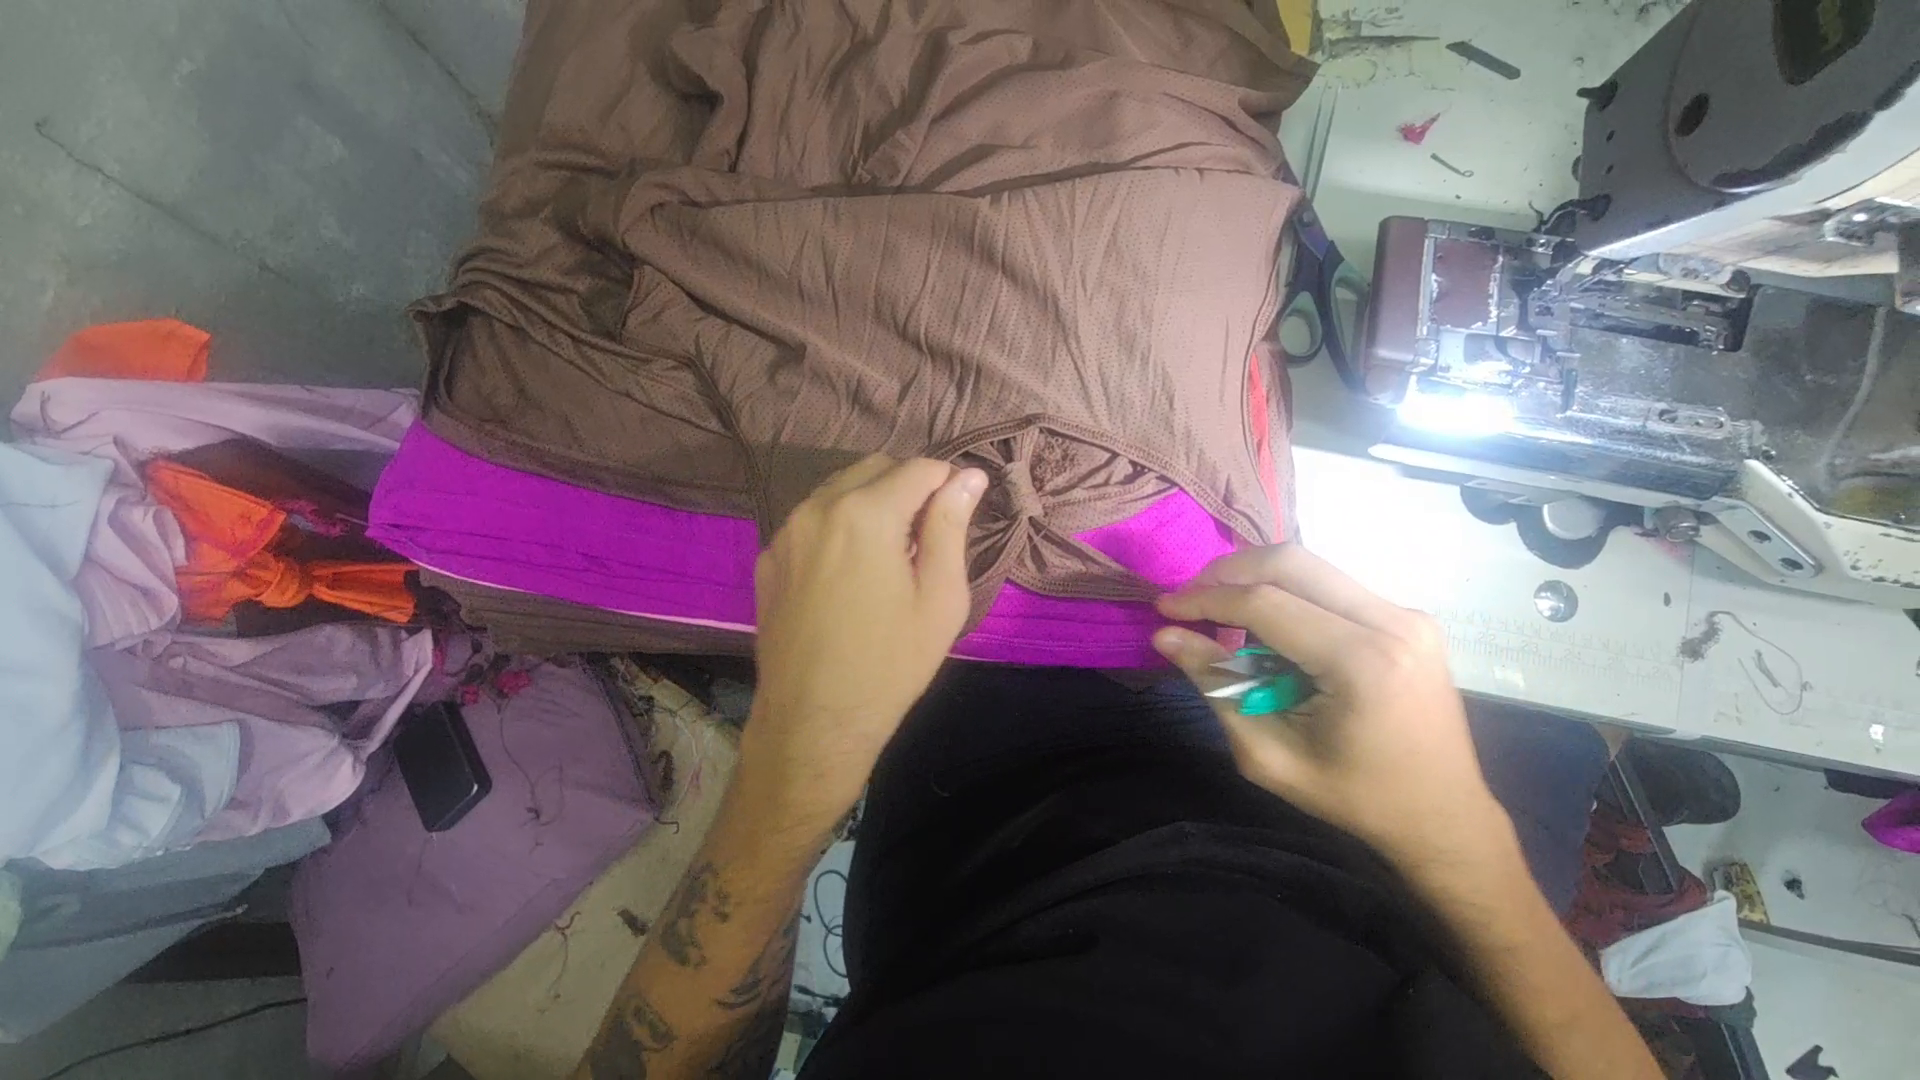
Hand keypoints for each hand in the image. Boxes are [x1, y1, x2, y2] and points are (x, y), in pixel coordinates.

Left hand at [741, 454, 987, 833]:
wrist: (813, 720)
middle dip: (907, 488)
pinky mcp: (769, 558)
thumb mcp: (940, 598)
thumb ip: (952, 527)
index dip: (948, 483)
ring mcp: (786, 532)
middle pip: (874, 469)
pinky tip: (848, 574)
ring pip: (838, 490)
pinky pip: (811, 521)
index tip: (959, 512)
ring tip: (888, 556)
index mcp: (866, 513)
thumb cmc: (890, 663)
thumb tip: (969, 477)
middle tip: (926, 539)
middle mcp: (818, 508)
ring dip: (870, 504)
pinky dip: (837, 527)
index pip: (919, 468)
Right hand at [1154, 544, 1514, 872]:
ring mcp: (1407, 614)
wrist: (1443, 815)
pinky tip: (1266, 627)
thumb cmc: (1353, 797)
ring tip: (1219, 612)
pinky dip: (1288, 594)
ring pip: (1312, 566)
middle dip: (1228, 573)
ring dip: (1256, 579)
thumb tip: (1165, 636)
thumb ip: (1217, 687)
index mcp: (1362, 662)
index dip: (1206, 600)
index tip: (1163, 609)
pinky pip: (1333, 585)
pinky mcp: (1408, 617)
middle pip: (1290, 562)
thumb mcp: (1269, 755)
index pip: (1266, 603)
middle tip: (1188, 599)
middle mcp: (1392, 622)